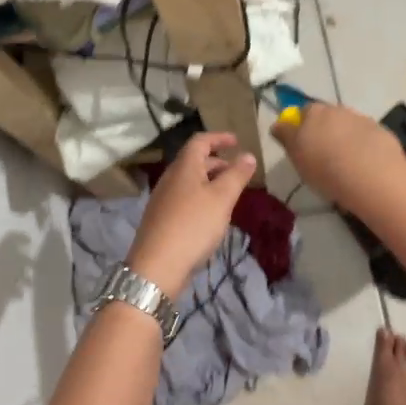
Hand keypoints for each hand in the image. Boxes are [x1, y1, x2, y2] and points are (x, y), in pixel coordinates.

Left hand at [125, 133, 255, 300]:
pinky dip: (201, 197)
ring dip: (210, 181)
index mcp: (184, 166)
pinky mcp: (162, 218)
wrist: (157, 266)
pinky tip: (211, 216)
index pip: (200, 141)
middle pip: (194, 160)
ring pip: (190, 181)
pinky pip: (185, 198)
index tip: (237, 140)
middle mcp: (170, 177)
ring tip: (229, 194)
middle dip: (218, 162)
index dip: (219, 138)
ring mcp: (163, 199)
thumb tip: (248, 154)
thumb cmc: (193, 225)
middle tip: (238, 172)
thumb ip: (236, 175)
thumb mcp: (222, 199)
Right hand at [271, 102, 405, 213]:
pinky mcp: (382, 132)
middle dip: (324, 132)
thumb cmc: (325, 167)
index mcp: (314, 112)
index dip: (301, 128)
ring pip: (348, 126)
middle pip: (327, 118)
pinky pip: (367, 138)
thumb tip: (277, 125)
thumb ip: (285, 137)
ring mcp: (361, 119)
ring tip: (345, 164)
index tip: (302, 147)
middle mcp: (337, 109)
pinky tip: (364, 166)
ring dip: (345, 138)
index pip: (302, 113)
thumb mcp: (296, 156)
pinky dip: (363, 147)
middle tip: (323, 156)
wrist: (372, 176)